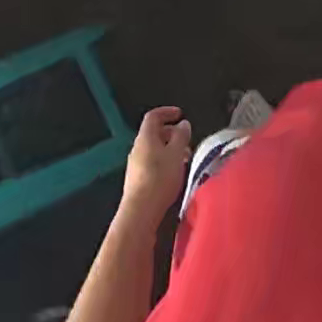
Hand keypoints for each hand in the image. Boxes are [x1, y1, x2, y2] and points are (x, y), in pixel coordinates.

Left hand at [121, 107, 191, 225]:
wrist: (141, 210)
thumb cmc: (159, 178)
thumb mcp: (176, 154)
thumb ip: (181, 137)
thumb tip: (183, 124)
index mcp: (145, 137)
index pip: (153, 116)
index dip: (166, 112)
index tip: (179, 113)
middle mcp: (137, 147)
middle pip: (153, 133)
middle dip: (170, 132)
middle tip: (186, 138)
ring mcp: (135, 163)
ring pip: (154, 149)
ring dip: (169, 149)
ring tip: (184, 157)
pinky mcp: (137, 179)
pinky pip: (152, 162)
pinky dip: (164, 161)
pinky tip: (174, 173)